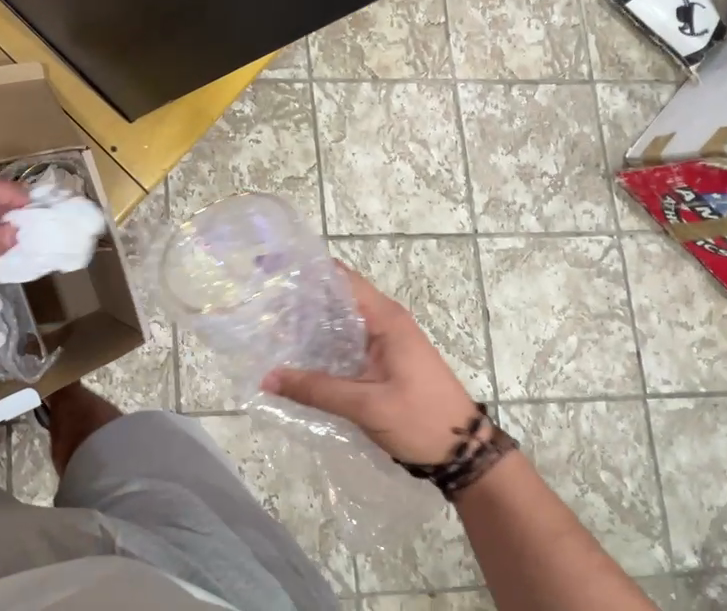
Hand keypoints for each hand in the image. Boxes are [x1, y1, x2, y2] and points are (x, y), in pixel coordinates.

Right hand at [260, 267, 481, 464]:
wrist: (467, 456)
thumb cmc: (423, 420)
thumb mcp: (366, 405)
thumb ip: (316, 389)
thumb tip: (266, 378)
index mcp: (384, 318)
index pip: (338, 277)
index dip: (304, 270)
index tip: (268, 271)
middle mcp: (383, 321)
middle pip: (333, 295)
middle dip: (297, 296)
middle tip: (259, 303)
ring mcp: (384, 340)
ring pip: (337, 318)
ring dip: (306, 321)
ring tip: (267, 326)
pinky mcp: (382, 359)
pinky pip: (344, 339)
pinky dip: (319, 341)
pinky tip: (295, 353)